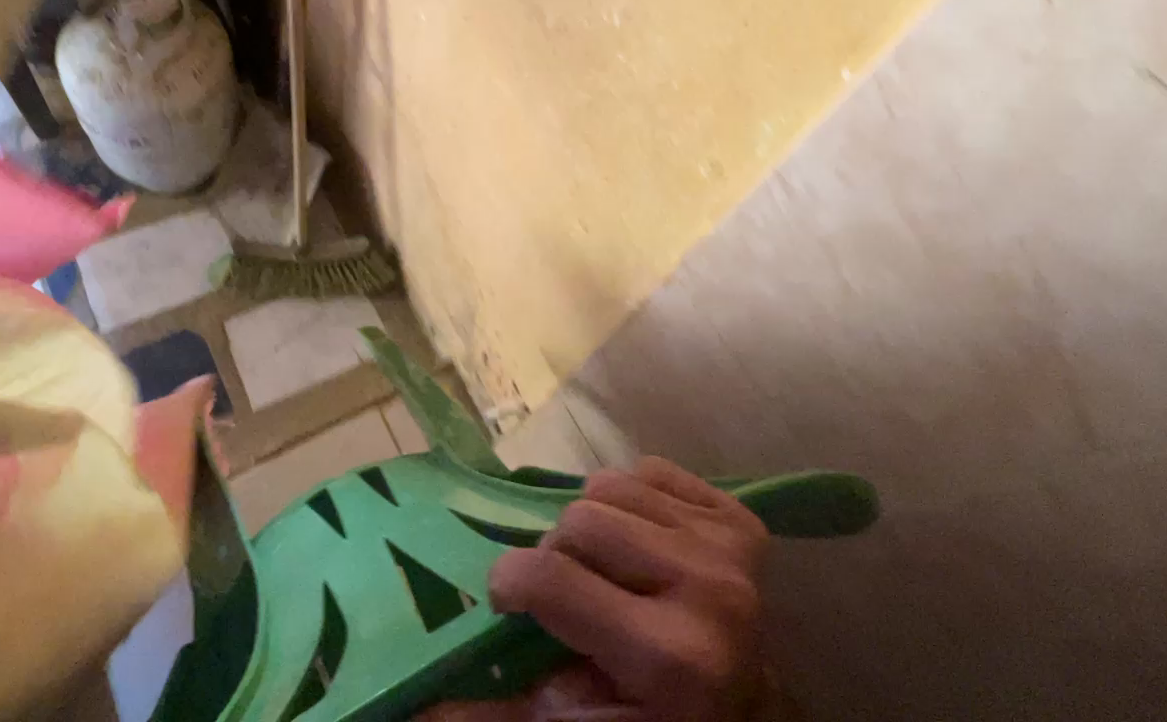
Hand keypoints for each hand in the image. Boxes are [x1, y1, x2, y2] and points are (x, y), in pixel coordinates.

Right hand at [423, 457, 776, 721]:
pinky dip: (630, 497)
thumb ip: (502, 712)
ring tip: (605, 565)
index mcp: (671, 656)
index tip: (507, 598)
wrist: (747, 707)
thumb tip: (419, 703)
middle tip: (566, 589)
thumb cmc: (654, 718)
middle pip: (579, 521)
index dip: (510, 581)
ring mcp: (728, 547)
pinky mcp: (741, 517)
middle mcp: (709, 592)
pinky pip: (649, 470)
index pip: (552, 580)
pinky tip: (640, 541)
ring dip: (592, 521)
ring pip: (609, 485)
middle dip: (557, 554)